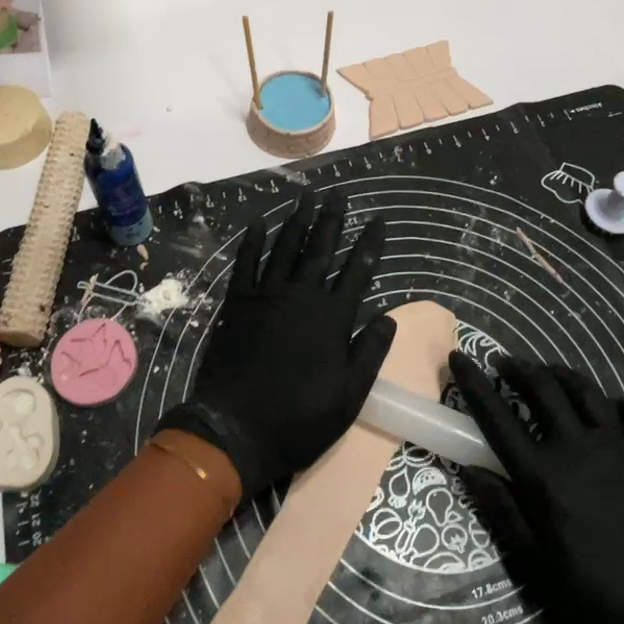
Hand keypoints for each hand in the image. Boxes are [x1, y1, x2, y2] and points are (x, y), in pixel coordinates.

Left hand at [157, 192, 396, 497]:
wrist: (235, 429)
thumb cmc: (299, 419)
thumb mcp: (349, 396)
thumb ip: (369, 353)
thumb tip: (388, 317)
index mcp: (332, 318)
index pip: (358, 270)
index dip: (370, 243)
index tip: (379, 219)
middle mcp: (301, 296)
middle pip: (320, 247)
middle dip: (332, 218)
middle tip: (339, 193)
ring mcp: (266, 295)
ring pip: (285, 247)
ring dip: (297, 220)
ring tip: (307, 196)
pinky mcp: (237, 303)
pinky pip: (246, 262)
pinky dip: (253, 240)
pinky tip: (258, 222)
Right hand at [451, 354, 623, 623]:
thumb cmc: (599, 595)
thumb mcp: (539, 566)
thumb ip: (504, 513)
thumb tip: (469, 469)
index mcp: (543, 476)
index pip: (497, 417)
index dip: (473, 383)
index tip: (459, 358)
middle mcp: (577, 446)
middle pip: (541, 387)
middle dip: (517, 368)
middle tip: (504, 363)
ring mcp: (620, 443)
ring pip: (583, 388)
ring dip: (558, 373)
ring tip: (547, 372)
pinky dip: (610, 401)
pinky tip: (606, 408)